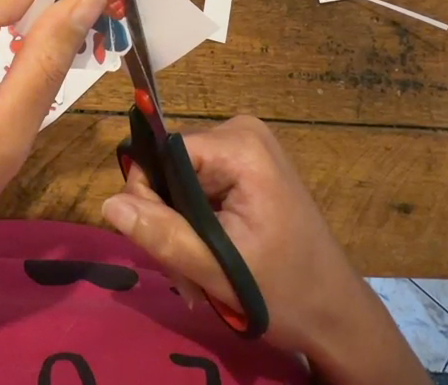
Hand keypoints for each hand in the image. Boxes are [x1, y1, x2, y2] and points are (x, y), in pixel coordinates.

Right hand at [100, 117, 427, 383]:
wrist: (338, 316)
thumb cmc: (286, 294)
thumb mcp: (218, 270)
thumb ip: (163, 234)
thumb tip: (108, 203)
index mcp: (240, 145)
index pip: (162, 154)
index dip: (150, 198)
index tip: (165, 248)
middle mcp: (241, 130)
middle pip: (170, 165)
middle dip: (169, 219)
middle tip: (188, 270)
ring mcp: (247, 144)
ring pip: (180, 177)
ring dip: (181, 225)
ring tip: (202, 269)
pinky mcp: (247, 161)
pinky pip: (198, 180)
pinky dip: (197, 220)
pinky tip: (212, 253)